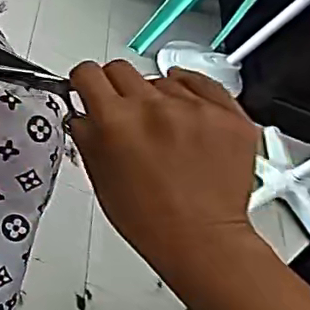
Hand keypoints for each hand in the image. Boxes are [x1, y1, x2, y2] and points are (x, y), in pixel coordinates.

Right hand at [67, 62, 261, 277]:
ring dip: (157, 97)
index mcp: (116, 121)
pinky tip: (185, 116)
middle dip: (116, 87)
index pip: (88, 74)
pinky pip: (203, 85)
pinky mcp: (227, 113)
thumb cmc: (151, 219)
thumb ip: (87, 136)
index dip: (84, 81)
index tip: (88, 87)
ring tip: (163, 132)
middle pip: (122, 69)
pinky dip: (191, 95)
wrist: (202, 240)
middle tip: (123, 111)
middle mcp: (154, 107)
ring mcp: (194, 108)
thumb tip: (83, 113)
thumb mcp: (100, 179)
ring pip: (162, 79)